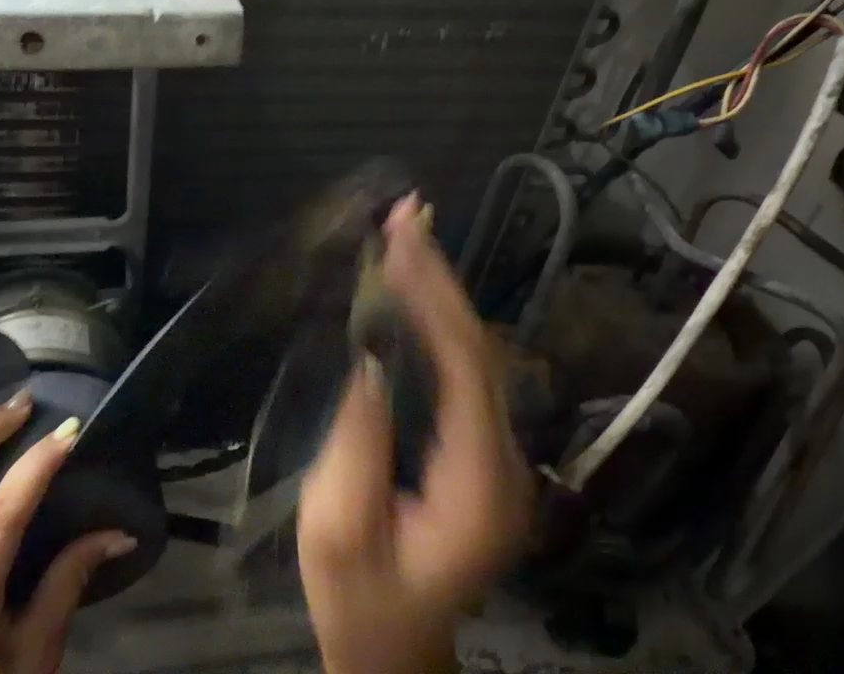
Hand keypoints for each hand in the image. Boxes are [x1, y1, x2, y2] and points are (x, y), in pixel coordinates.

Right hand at [297, 194, 534, 673]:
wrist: (392, 644)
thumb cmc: (359, 595)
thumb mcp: (338, 530)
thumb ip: (358, 447)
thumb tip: (371, 362)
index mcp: (478, 484)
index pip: (465, 370)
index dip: (434, 298)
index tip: (400, 240)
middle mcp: (504, 462)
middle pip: (480, 352)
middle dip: (442, 278)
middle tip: (407, 212)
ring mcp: (497, 456)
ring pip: (476, 356)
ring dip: (442, 290)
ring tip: (408, 233)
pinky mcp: (477, 451)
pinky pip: (462, 372)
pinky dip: (438, 320)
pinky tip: (416, 287)